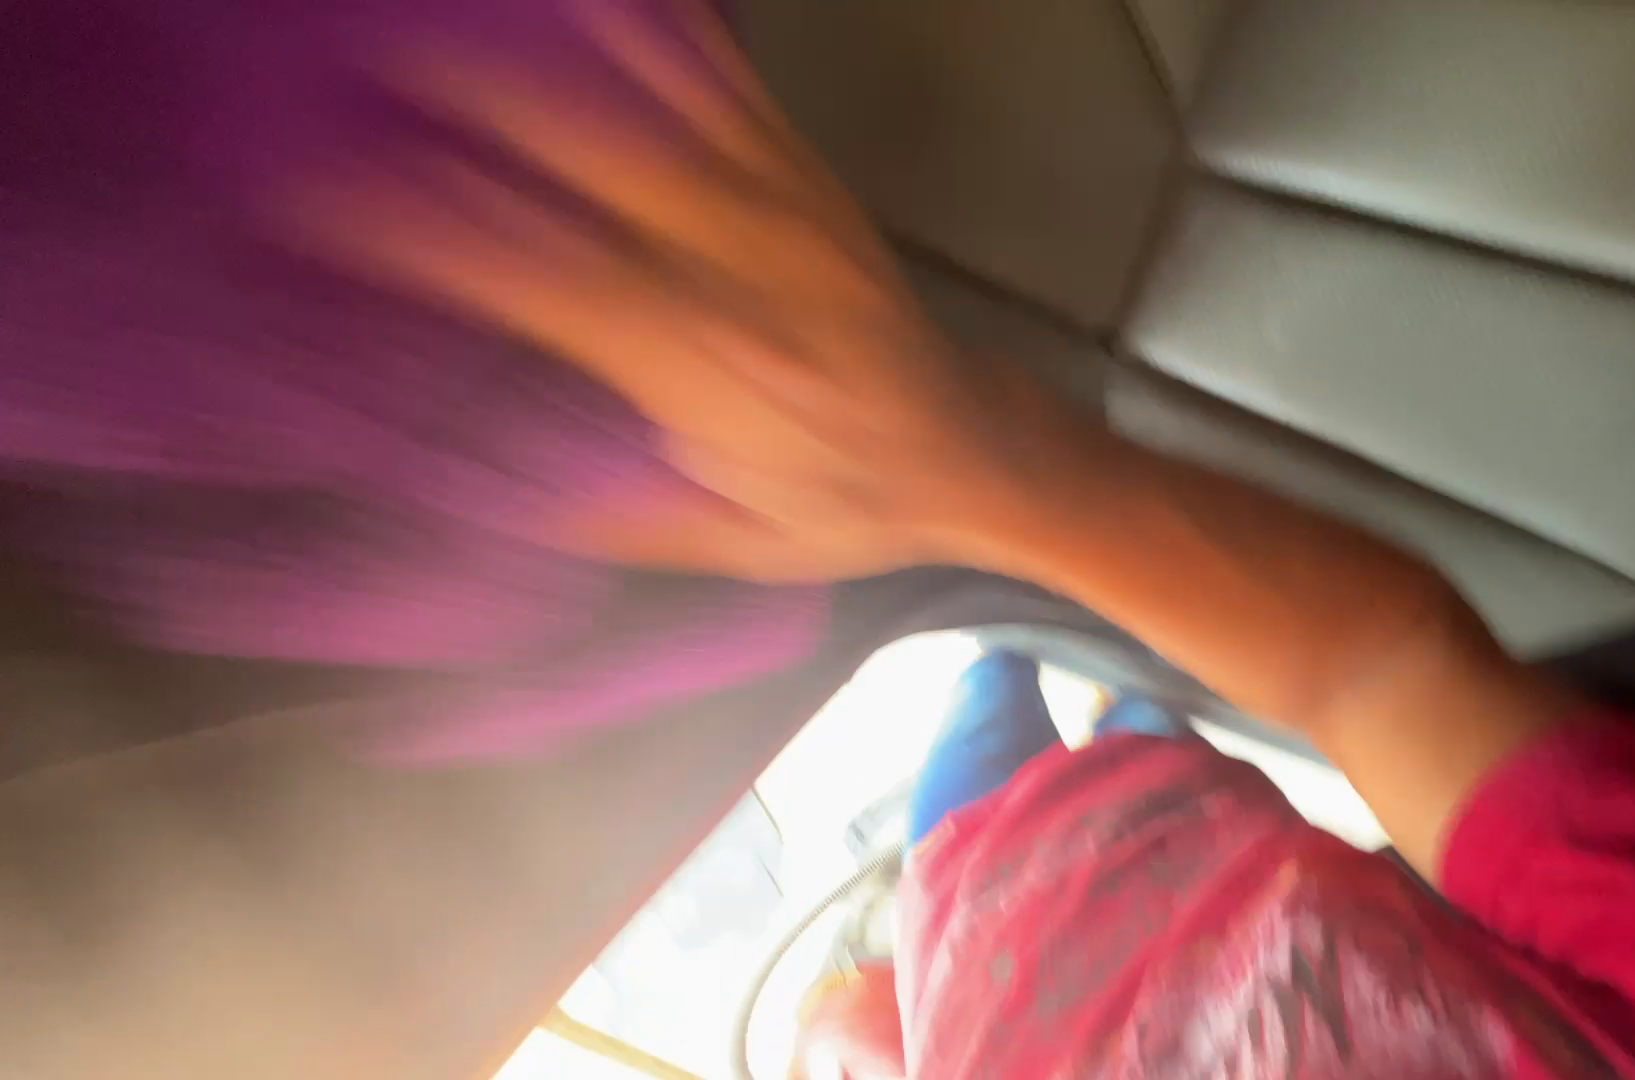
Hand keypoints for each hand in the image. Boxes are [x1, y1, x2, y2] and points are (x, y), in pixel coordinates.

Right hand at [280, 0, 1077, 580]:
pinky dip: (649, 25)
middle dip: (448, 88)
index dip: (412, 223)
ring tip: (439, 28)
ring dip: (535, 37)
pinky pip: (725, 71)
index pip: (539, 267)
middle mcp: (745, 261)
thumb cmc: (854, 507)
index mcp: (714, 363)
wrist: (971, 453)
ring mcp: (788, 201)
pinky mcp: (817, 178)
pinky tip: (588, 11)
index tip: (306, 200)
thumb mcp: (739, 543)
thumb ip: (621, 517)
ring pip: (647, 76)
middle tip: (335, 72)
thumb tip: (497, 491)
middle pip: (577, 138)